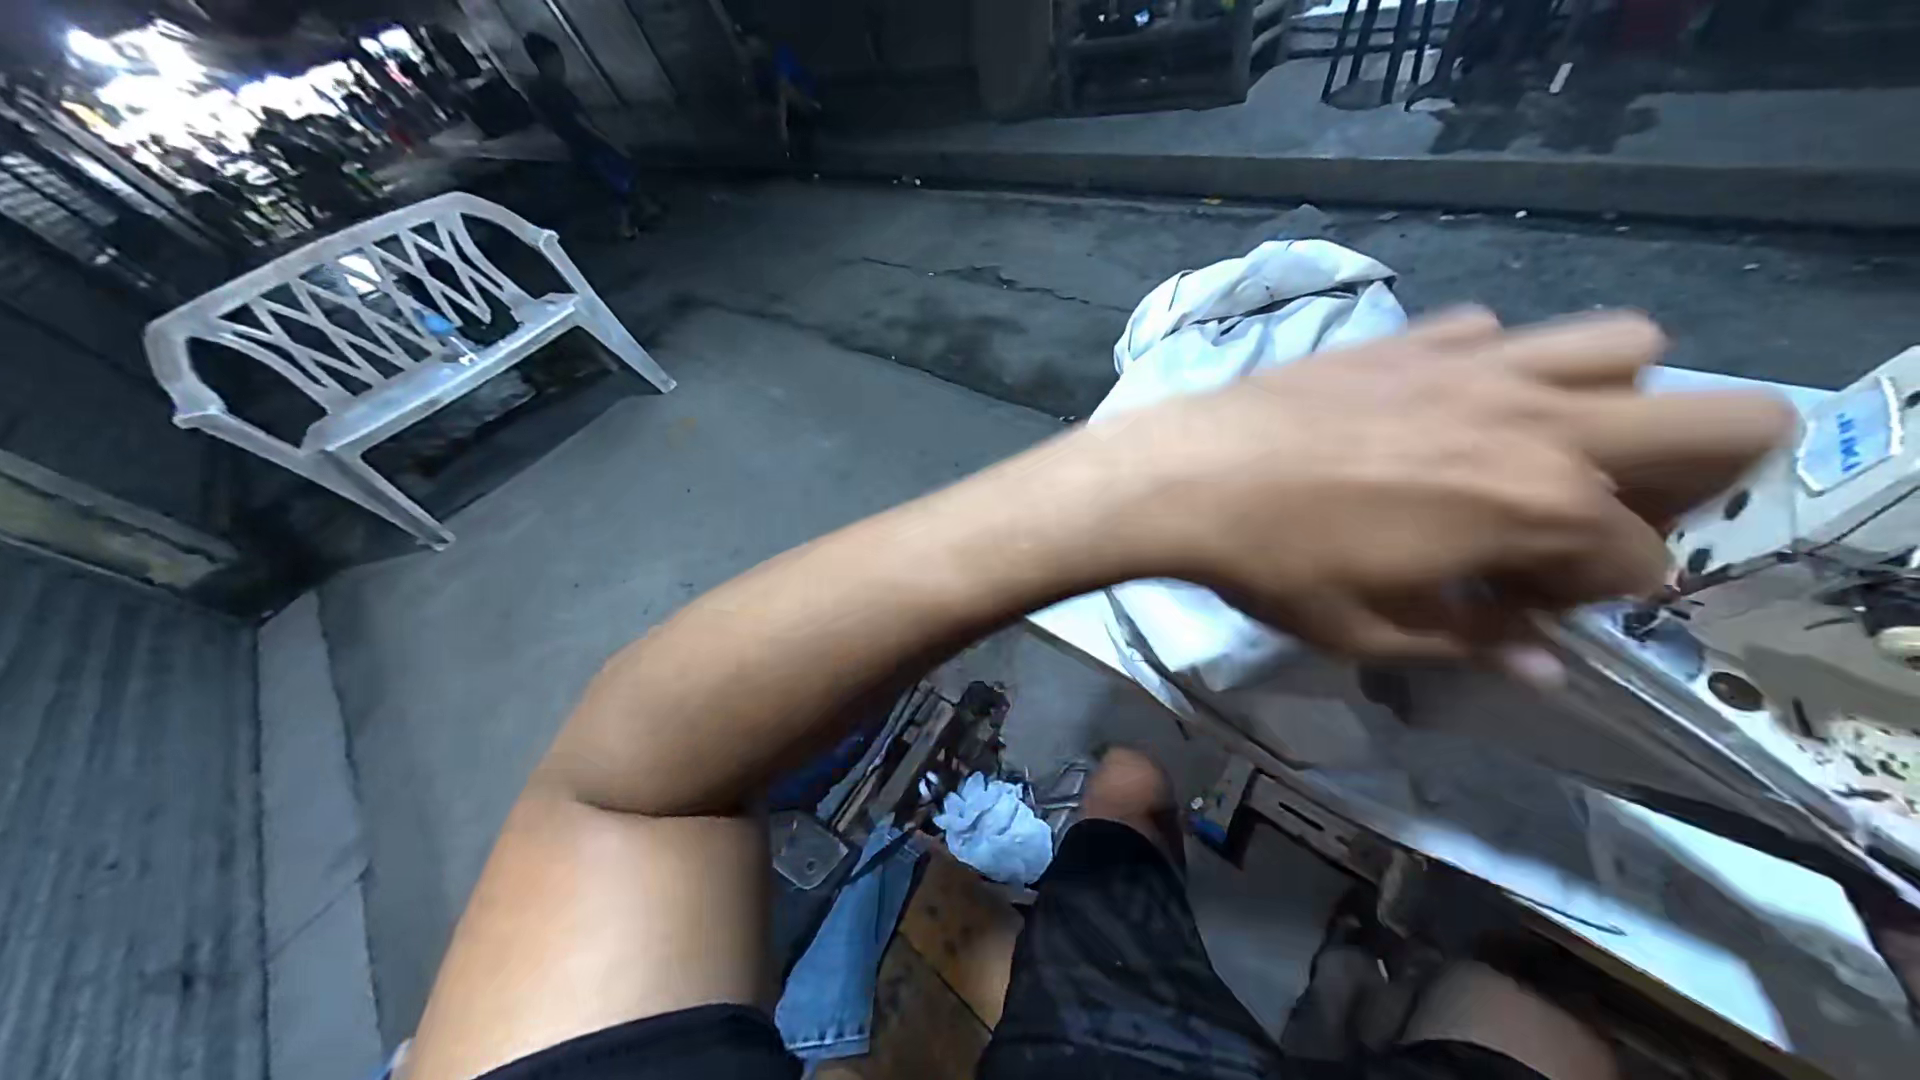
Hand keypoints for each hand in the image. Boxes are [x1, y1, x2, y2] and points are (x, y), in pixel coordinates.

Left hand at [1082, 309, 1794, 659]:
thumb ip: (1467, 642)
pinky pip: (1494, 331)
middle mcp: (1536, 421)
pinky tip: (1434, 405)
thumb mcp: (1366, 630)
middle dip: (1685, 477)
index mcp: (1538, 507)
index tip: (1523, 602)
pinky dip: (1491, 366)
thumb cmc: (1272, 565)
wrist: (1188, 476)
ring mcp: (1476, 364)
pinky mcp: (1410, 335)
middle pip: (1723, 420)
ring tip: (1528, 444)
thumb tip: (1541, 664)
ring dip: (1607, 397)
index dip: (1589, 592)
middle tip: (1583, 514)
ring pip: (1623, 345)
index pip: (1638, 558)